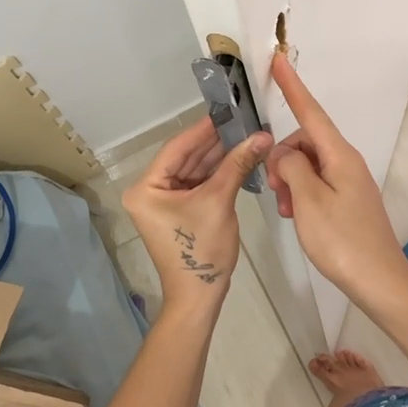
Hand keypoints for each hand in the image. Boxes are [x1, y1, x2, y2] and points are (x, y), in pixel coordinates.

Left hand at [122, 117, 271, 313]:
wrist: (199, 296)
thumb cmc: (201, 249)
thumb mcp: (218, 202)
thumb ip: (237, 165)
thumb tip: (262, 136)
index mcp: (146, 187)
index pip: (177, 149)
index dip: (203, 129)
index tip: (226, 111)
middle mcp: (149, 191)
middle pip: (185, 159)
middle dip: (215, 143)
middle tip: (243, 123)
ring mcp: (163, 203)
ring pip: (193, 171)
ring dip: (219, 158)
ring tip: (246, 138)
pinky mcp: (178, 212)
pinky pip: (197, 186)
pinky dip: (216, 175)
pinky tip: (238, 159)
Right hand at [265, 54, 407, 300]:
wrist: (379, 281)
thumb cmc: (342, 240)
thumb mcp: (308, 201)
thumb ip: (291, 168)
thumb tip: (286, 154)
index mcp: (340, 156)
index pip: (311, 112)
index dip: (293, 87)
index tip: (278, 60)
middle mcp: (347, 162)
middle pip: (305, 142)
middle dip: (282, 159)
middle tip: (275, 193)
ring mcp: (350, 183)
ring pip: (308, 165)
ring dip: (289, 181)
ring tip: (285, 211)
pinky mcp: (349, 202)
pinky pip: (317, 184)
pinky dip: (301, 195)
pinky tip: (296, 217)